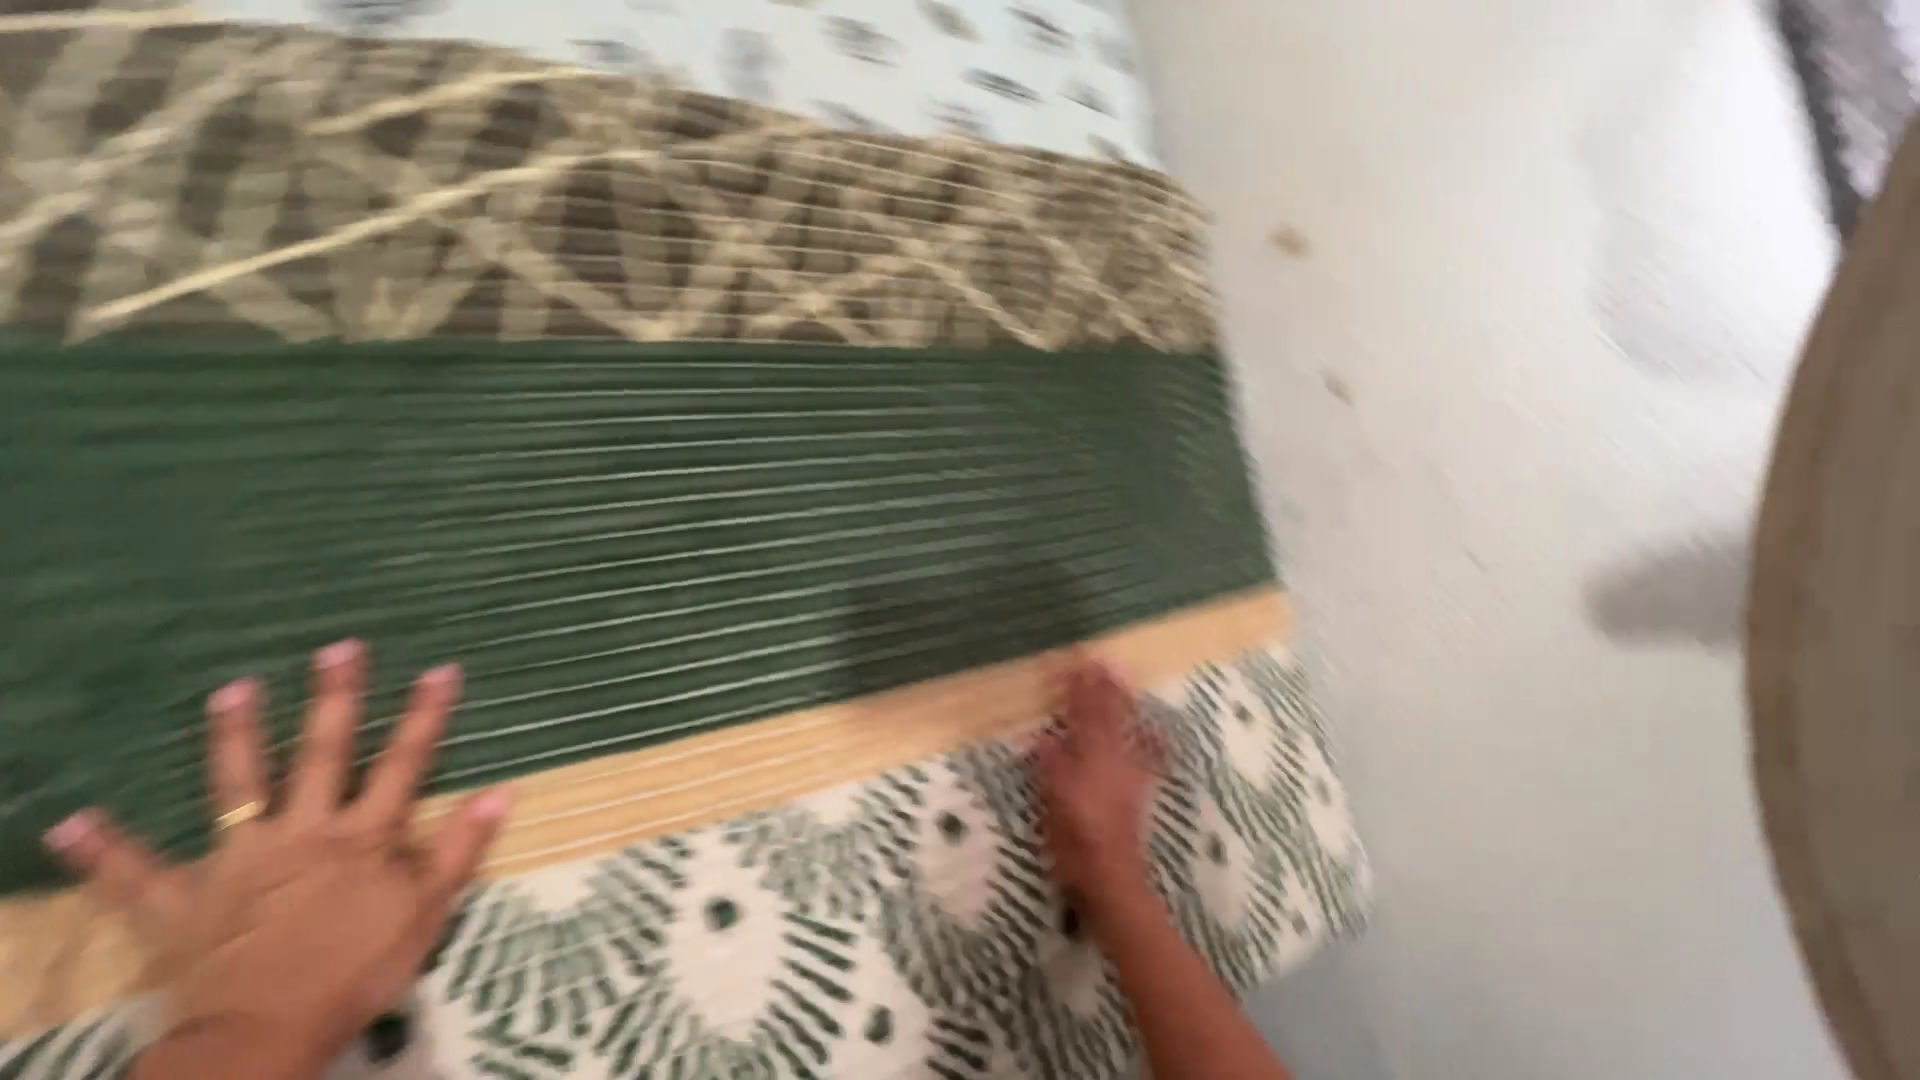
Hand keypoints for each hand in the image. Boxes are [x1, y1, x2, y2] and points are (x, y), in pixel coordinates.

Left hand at [41, 640, 511, 1075]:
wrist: (264, 1035)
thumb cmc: (357, 971)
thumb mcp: (428, 912)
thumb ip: (461, 848)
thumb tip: (503, 790)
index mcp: (364, 837)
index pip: (404, 763)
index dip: (425, 716)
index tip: (440, 670)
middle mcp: (304, 832)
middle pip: (322, 755)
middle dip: (335, 699)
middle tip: (339, 648)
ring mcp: (238, 861)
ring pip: (236, 790)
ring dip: (235, 739)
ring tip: (232, 689)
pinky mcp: (182, 901)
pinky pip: (137, 876)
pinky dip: (103, 851)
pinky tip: (69, 823)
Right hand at [1033, 661, 1164, 930]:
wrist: (1110, 877)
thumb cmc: (1073, 842)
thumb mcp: (1051, 804)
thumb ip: (1051, 769)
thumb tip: (1045, 739)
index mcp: (1086, 759)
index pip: (1081, 715)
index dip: (1078, 689)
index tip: (1076, 663)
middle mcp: (1111, 759)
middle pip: (1107, 715)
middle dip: (1104, 686)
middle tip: (1103, 659)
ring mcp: (1129, 773)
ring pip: (1127, 728)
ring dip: (1124, 700)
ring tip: (1123, 676)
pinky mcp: (1139, 789)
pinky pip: (1148, 757)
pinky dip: (1151, 738)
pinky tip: (1156, 728)